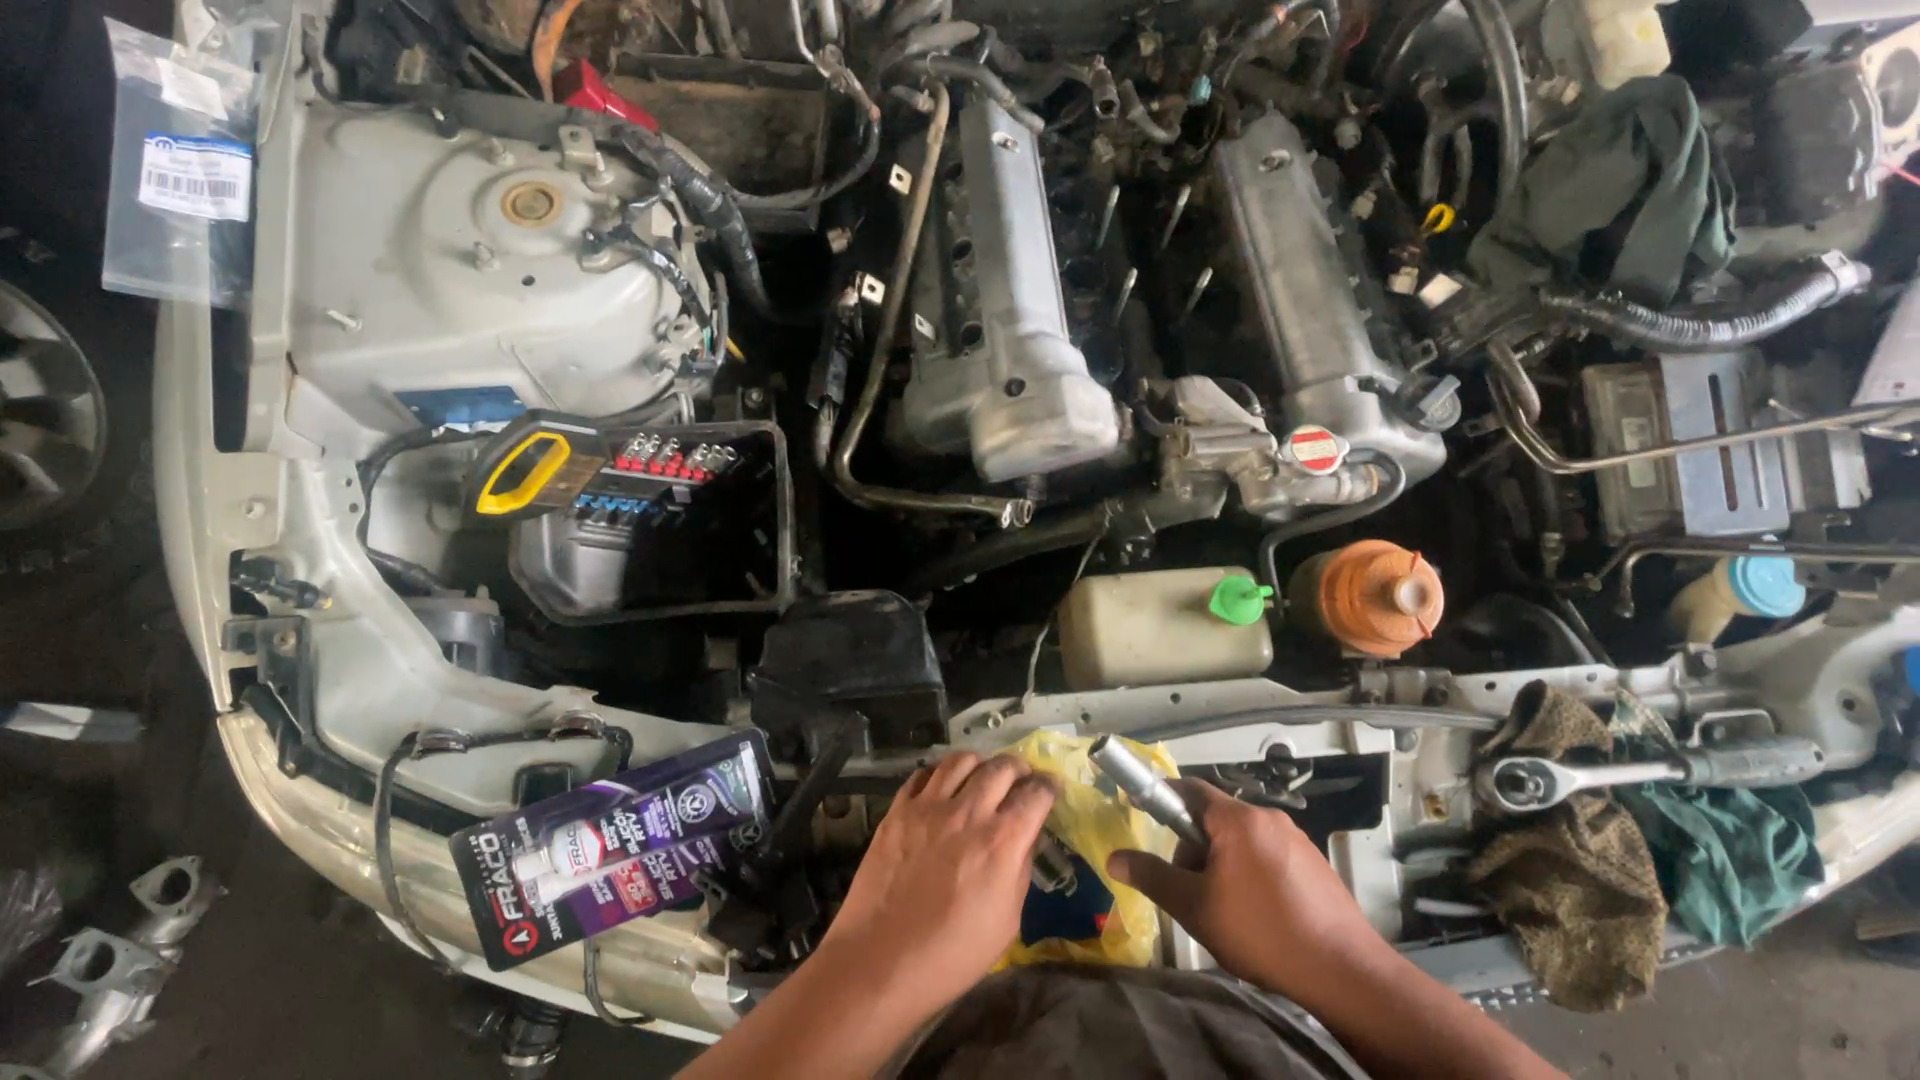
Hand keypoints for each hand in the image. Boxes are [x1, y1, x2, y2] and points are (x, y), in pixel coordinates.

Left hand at [818, 752, 1057, 1014]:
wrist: (880, 960)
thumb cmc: (951, 955)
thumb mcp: (1007, 921)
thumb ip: (1020, 871)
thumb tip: (1024, 840)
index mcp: (1002, 841)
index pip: (1036, 794)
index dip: (1049, 787)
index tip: (1051, 789)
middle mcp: (968, 813)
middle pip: (1002, 767)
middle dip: (1019, 768)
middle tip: (1020, 780)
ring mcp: (928, 807)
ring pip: (961, 760)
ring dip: (979, 764)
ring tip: (981, 777)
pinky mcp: (897, 811)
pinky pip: (922, 774)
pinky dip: (938, 775)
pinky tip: (942, 790)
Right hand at [1106, 778, 1390, 1001]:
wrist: (1343, 971)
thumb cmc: (1260, 931)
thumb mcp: (1194, 906)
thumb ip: (1151, 876)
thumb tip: (1114, 857)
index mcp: (1237, 820)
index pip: (1189, 789)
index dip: (1161, 796)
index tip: (1140, 810)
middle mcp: (1268, 818)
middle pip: (1214, 819)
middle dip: (1193, 850)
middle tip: (1190, 893)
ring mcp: (1296, 841)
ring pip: (1240, 841)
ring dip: (1221, 865)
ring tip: (1226, 913)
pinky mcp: (1313, 865)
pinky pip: (1267, 857)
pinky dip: (1250, 876)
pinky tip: (1257, 917)